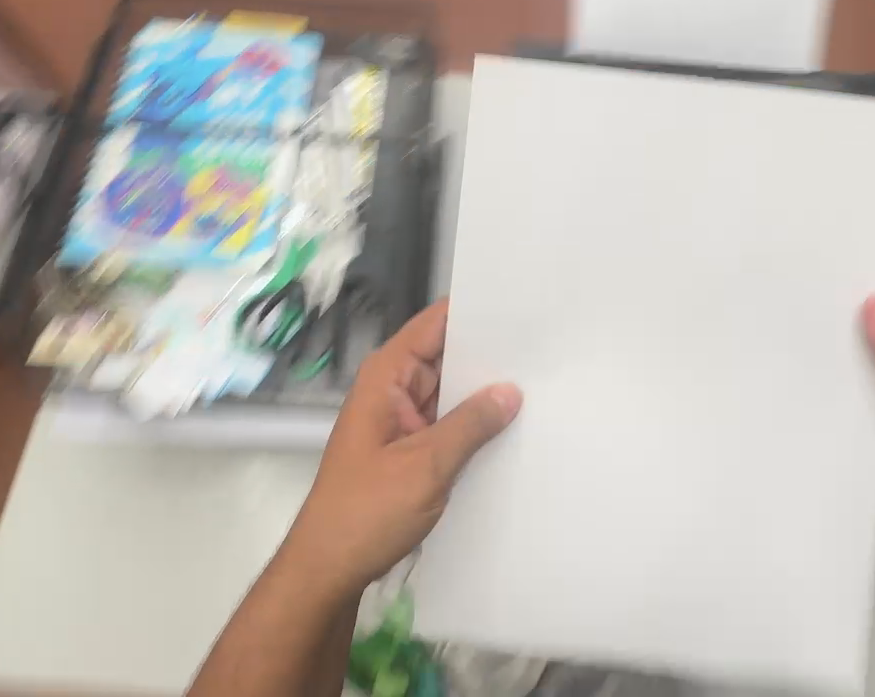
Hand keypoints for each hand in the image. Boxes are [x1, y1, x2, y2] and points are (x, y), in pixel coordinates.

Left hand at [279, 300, 521, 597]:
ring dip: (486, 389)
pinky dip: (476, 420)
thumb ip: (470, 424)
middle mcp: (395, 387)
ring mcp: (404, 417)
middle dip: (489, 351)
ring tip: (542, 377)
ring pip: (452, 389)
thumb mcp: (425, 465)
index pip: (435, 323)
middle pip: (447, 353)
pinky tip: (515, 422)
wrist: (329, 569)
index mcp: (388, 375)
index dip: (475, 310)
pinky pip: (450, 420)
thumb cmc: (367, 510)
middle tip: (546, 345)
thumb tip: (512, 389)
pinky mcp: (413, 446)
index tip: (521, 305)